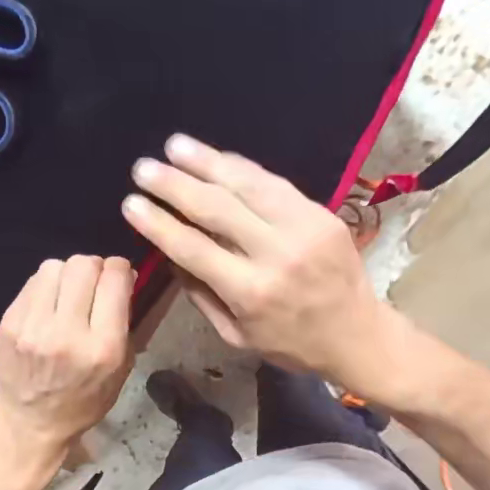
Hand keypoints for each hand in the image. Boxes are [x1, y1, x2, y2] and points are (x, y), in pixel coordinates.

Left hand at [0, 255, 135, 464]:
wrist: (32, 422)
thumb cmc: (85, 399)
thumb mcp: (121, 368)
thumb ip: (125, 321)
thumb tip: (124, 277)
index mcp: (102, 347)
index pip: (115, 279)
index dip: (121, 270)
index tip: (120, 277)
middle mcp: (66, 333)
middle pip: (83, 264)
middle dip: (94, 268)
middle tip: (93, 284)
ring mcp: (32, 327)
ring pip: (55, 266)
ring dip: (67, 275)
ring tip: (68, 294)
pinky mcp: (8, 323)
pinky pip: (32, 282)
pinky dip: (45, 286)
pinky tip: (48, 305)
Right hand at [121, 134, 394, 387]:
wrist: (358, 334)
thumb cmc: (290, 343)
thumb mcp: (235, 335)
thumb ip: (201, 294)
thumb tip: (170, 254)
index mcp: (250, 292)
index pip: (192, 248)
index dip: (158, 224)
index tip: (131, 203)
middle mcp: (275, 255)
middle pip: (216, 209)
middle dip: (174, 185)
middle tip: (143, 168)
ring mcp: (303, 229)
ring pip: (246, 186)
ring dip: (206, 162)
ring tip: (174, 146)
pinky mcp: (320, 214)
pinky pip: (275, 183)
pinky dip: (243, 167)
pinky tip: (217, 156)